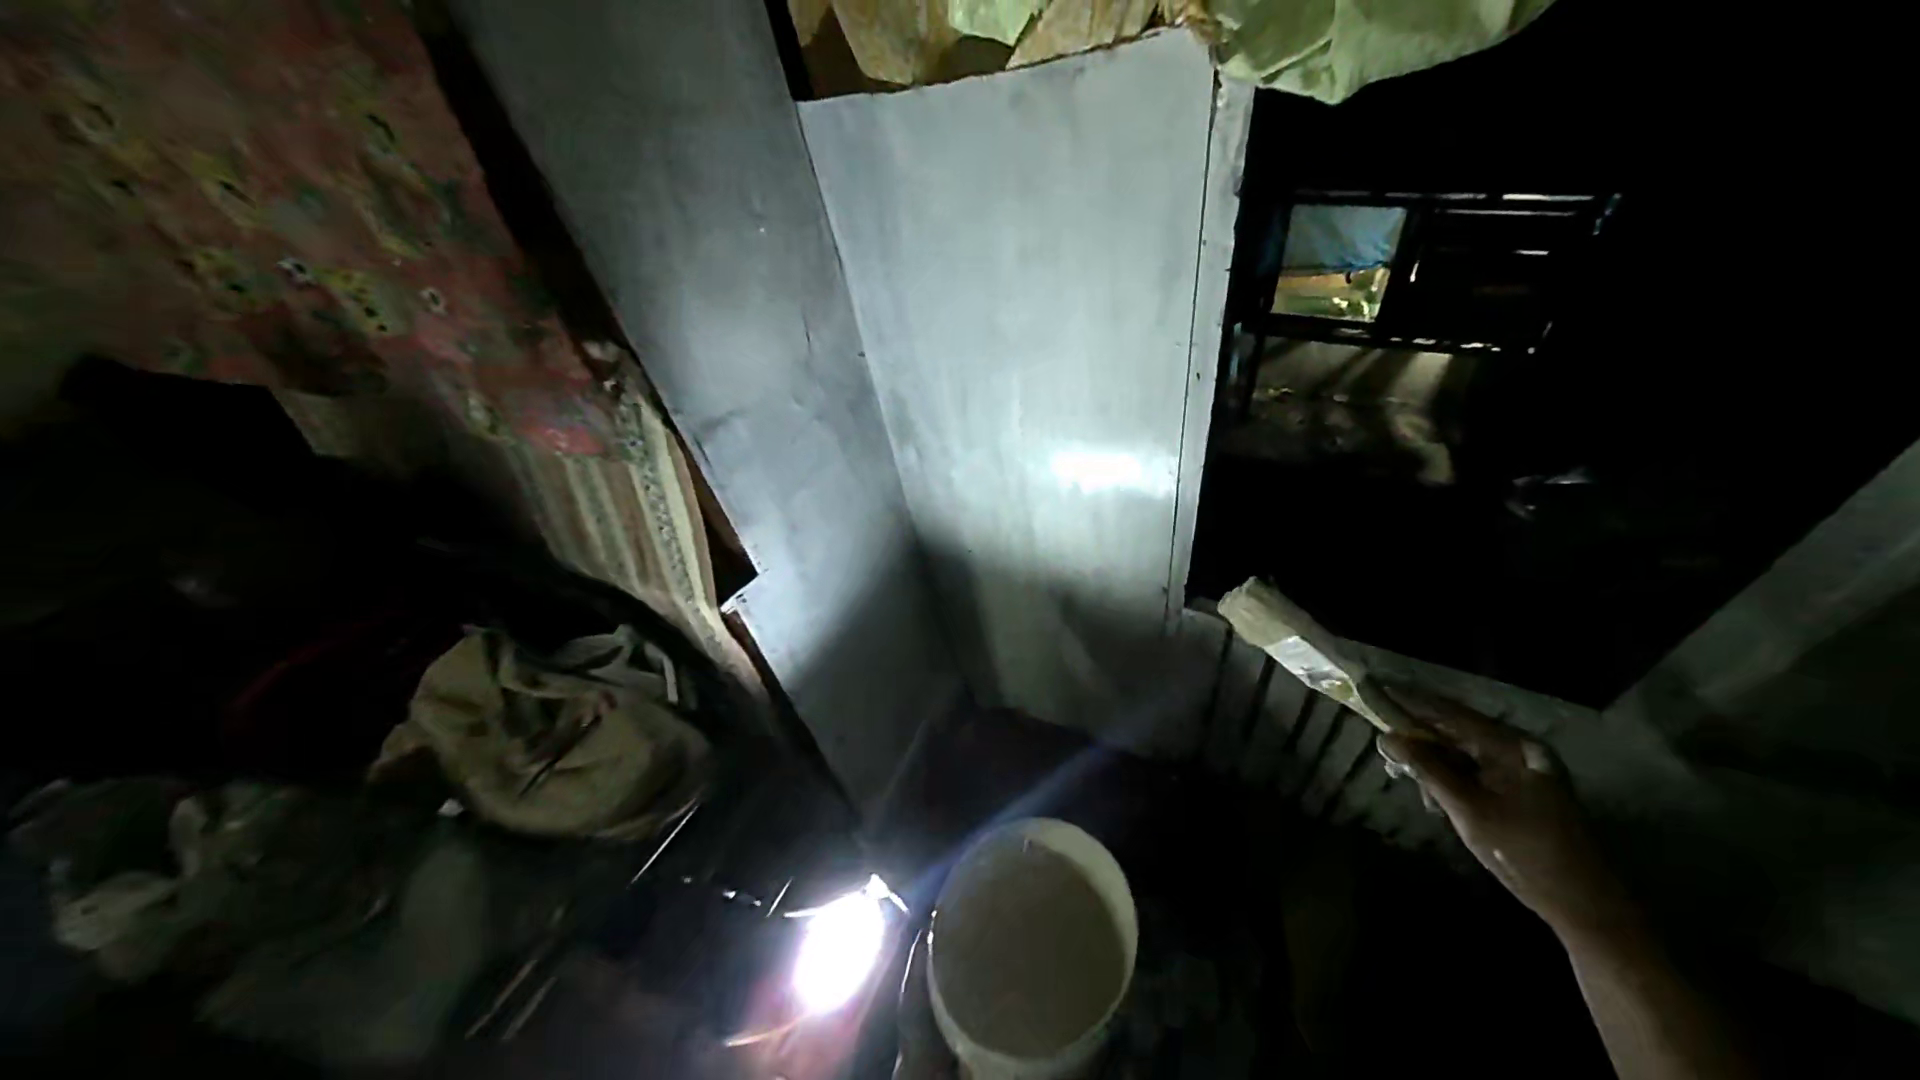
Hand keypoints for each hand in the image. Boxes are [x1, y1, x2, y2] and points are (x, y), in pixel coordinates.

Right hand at [1376, 687, 1637, 939]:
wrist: (1585, 906)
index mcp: (1513, 747)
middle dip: (1418, 739)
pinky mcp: (1520, 792)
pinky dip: (1450, 782)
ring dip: (1432, 765)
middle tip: (1385, 747)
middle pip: (1455, 732)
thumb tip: (1386, 736)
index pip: (1451, 713)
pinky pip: (1473, 774)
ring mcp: (1521, 772)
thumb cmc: (1524, 853)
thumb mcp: (1467, 809)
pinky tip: (1435, 801)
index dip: (1411, 702)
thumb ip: (1426, 769)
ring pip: (1461, 754)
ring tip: (1406, 780)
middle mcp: (1518, 751)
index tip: (1377, 690)